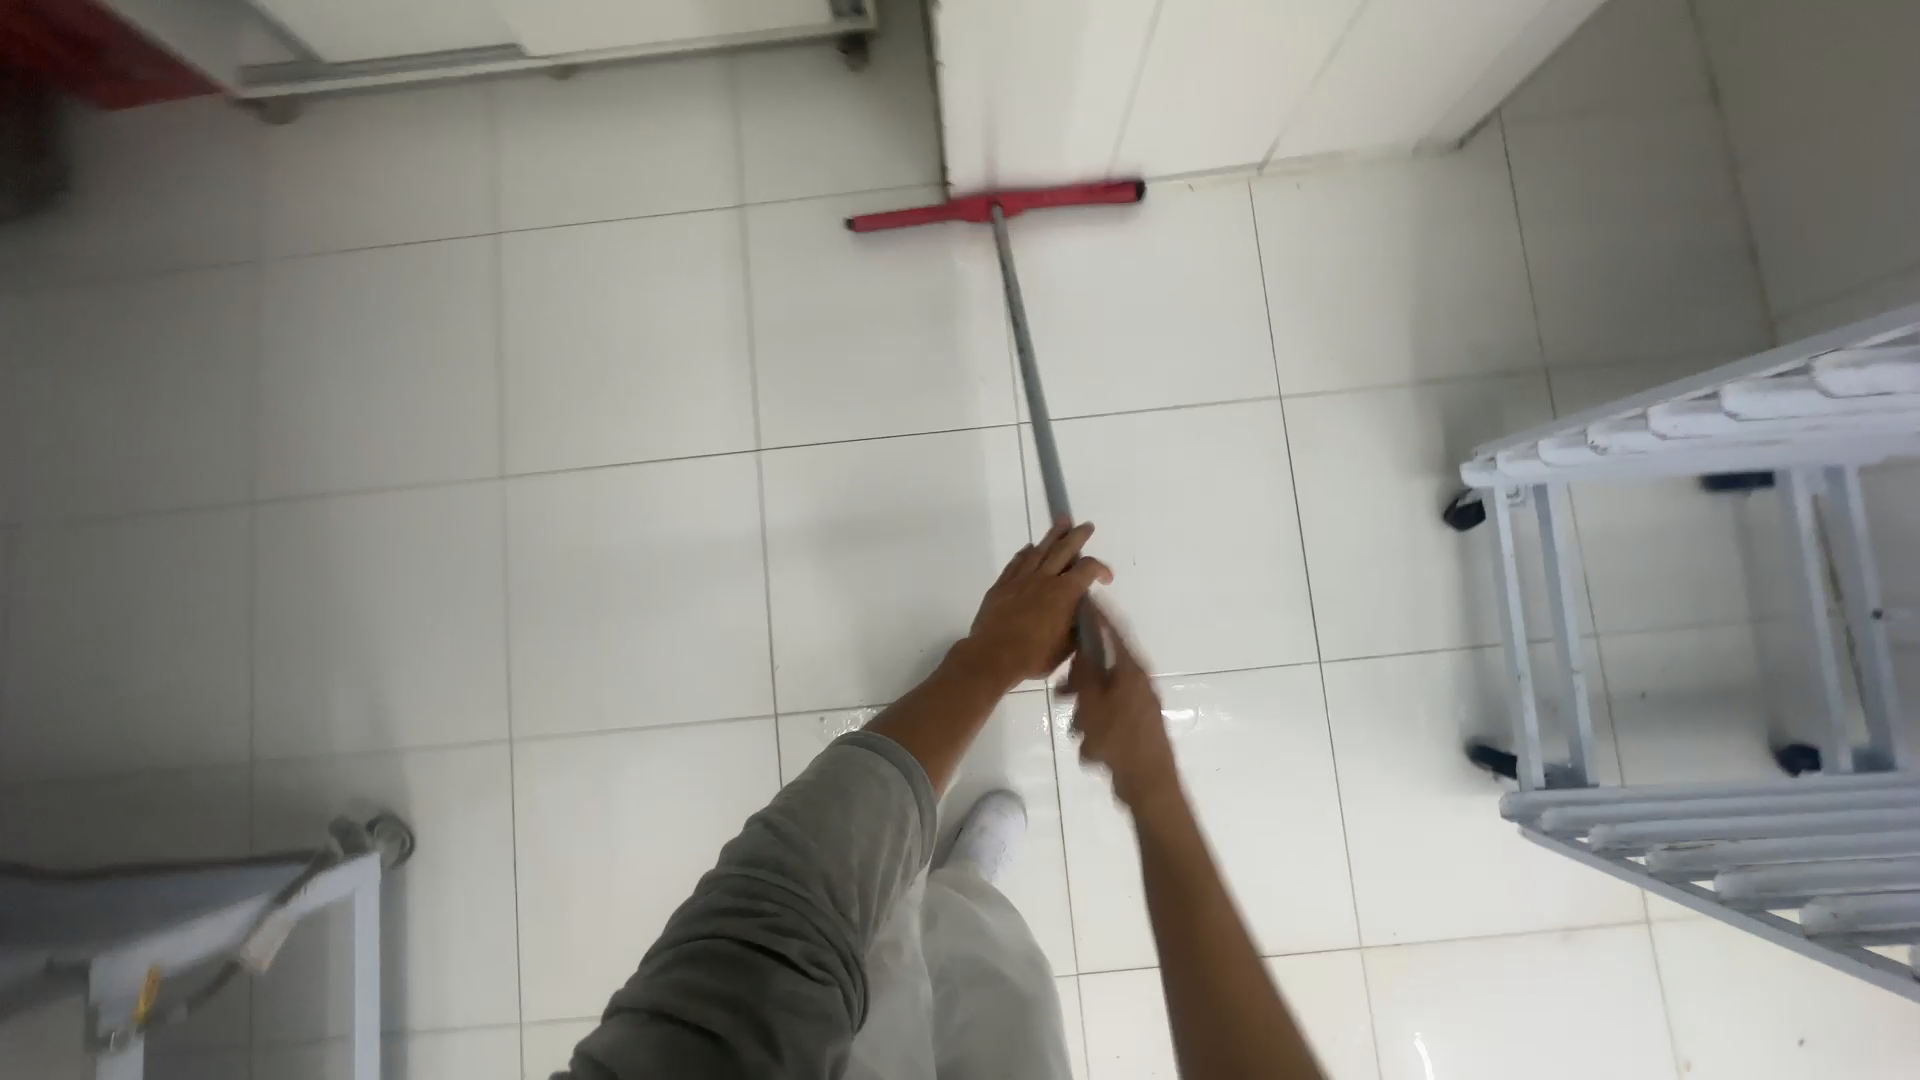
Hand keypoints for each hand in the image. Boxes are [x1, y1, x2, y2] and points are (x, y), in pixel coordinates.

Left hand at [966, 518, 1112, 682]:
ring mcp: (1020, 579)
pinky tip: (1029, 548)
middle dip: (1077, 536)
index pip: (1088, 570)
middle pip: (1063, 549)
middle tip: (1086, 525)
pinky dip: (1024, 553)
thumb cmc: (1033, 656)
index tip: (1106, 578)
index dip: (1101, 569)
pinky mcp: (1001, 585)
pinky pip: (1016, 562)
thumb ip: (1075, 628)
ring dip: (1052, 535)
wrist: (993, 656)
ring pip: (1039, 550)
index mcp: (1064, 593)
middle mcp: (1043, 579)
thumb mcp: (1065, 647)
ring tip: (1061, 522)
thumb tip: (1078, 618)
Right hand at [1057, 603, 1180, 813]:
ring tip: (1078, 730)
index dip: (1098, 616)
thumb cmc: (1120, 741)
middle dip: (1081, 681)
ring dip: (1086, 711)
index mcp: (1131, 672)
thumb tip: (1082, 651)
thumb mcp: (1093, 704)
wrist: (1150, 785)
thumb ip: (1085, 675)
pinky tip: (1091, 750)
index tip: (1084, 601)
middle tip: (1063, 692)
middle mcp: (1138, 684)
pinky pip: (1110, 718)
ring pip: (1104, 696)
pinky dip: (1097, 728)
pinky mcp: (1137, 728)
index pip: (1113, 633)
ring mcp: (1140, 707)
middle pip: (1104, 667)